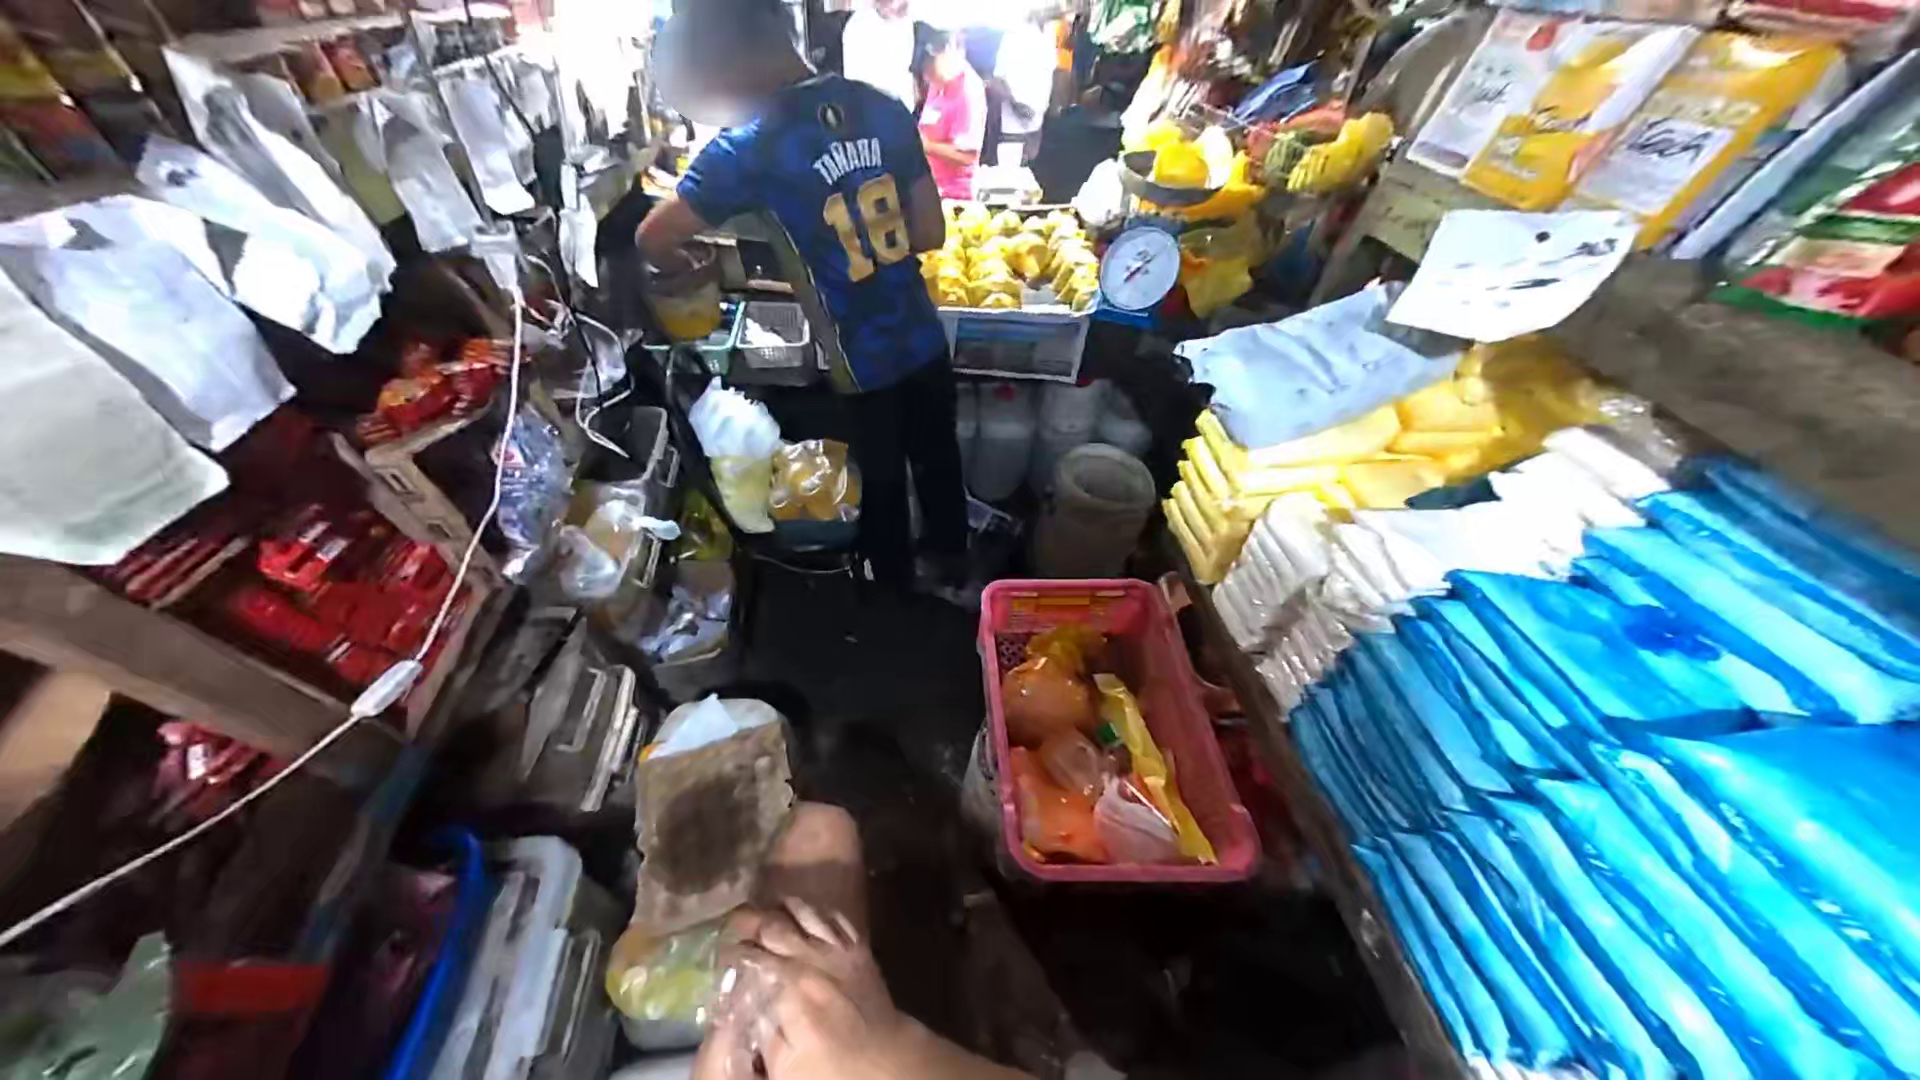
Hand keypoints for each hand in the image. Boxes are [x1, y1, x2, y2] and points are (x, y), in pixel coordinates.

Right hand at [694, 901, 908, 1079]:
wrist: (884, 1063)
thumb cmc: (831, 1072)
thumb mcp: (785, 1066)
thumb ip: (760, 1032)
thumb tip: (738, 1003)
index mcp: (788, 988)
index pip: (751, 958)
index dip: (732, 953)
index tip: (720, 953)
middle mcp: (811, 958)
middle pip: (775, 927)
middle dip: (749, 921)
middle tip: (732, 921)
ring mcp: (837, 949)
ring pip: (805, 913)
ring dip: (782, 908)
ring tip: (765, 906)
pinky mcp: (858, 947)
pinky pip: (835, 917)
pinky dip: (817, 910)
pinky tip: (805, 912)